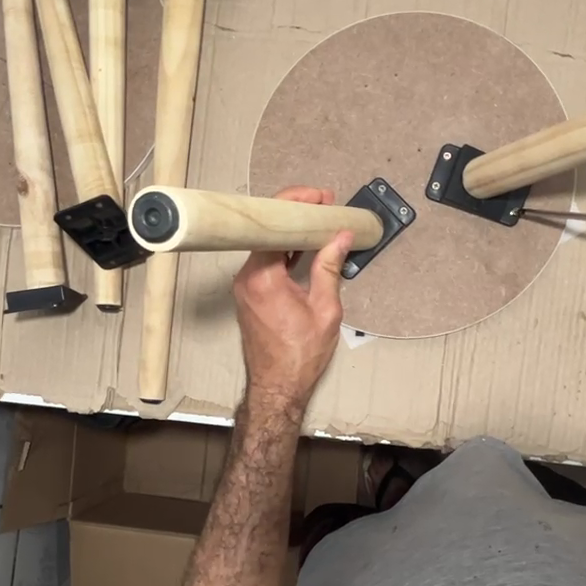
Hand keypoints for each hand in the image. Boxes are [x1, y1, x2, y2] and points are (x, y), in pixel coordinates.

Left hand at [233, 186, 352, 417]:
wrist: (277, 388)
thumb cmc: (298, 358)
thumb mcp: (325, 310)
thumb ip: (330, 269)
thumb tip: (341, 238)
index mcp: (263, 278)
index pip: (273, 223)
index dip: (296, 202)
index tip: (320, 198)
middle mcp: (246, 278)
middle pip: (267, 229)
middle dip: (296, 213)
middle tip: (325, 207)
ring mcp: (244, 286)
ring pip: (265, 244)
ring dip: (291, 231)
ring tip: (319, 224)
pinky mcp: (248, 294)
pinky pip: (264, 260)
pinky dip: (283, 249)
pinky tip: (304, 246)